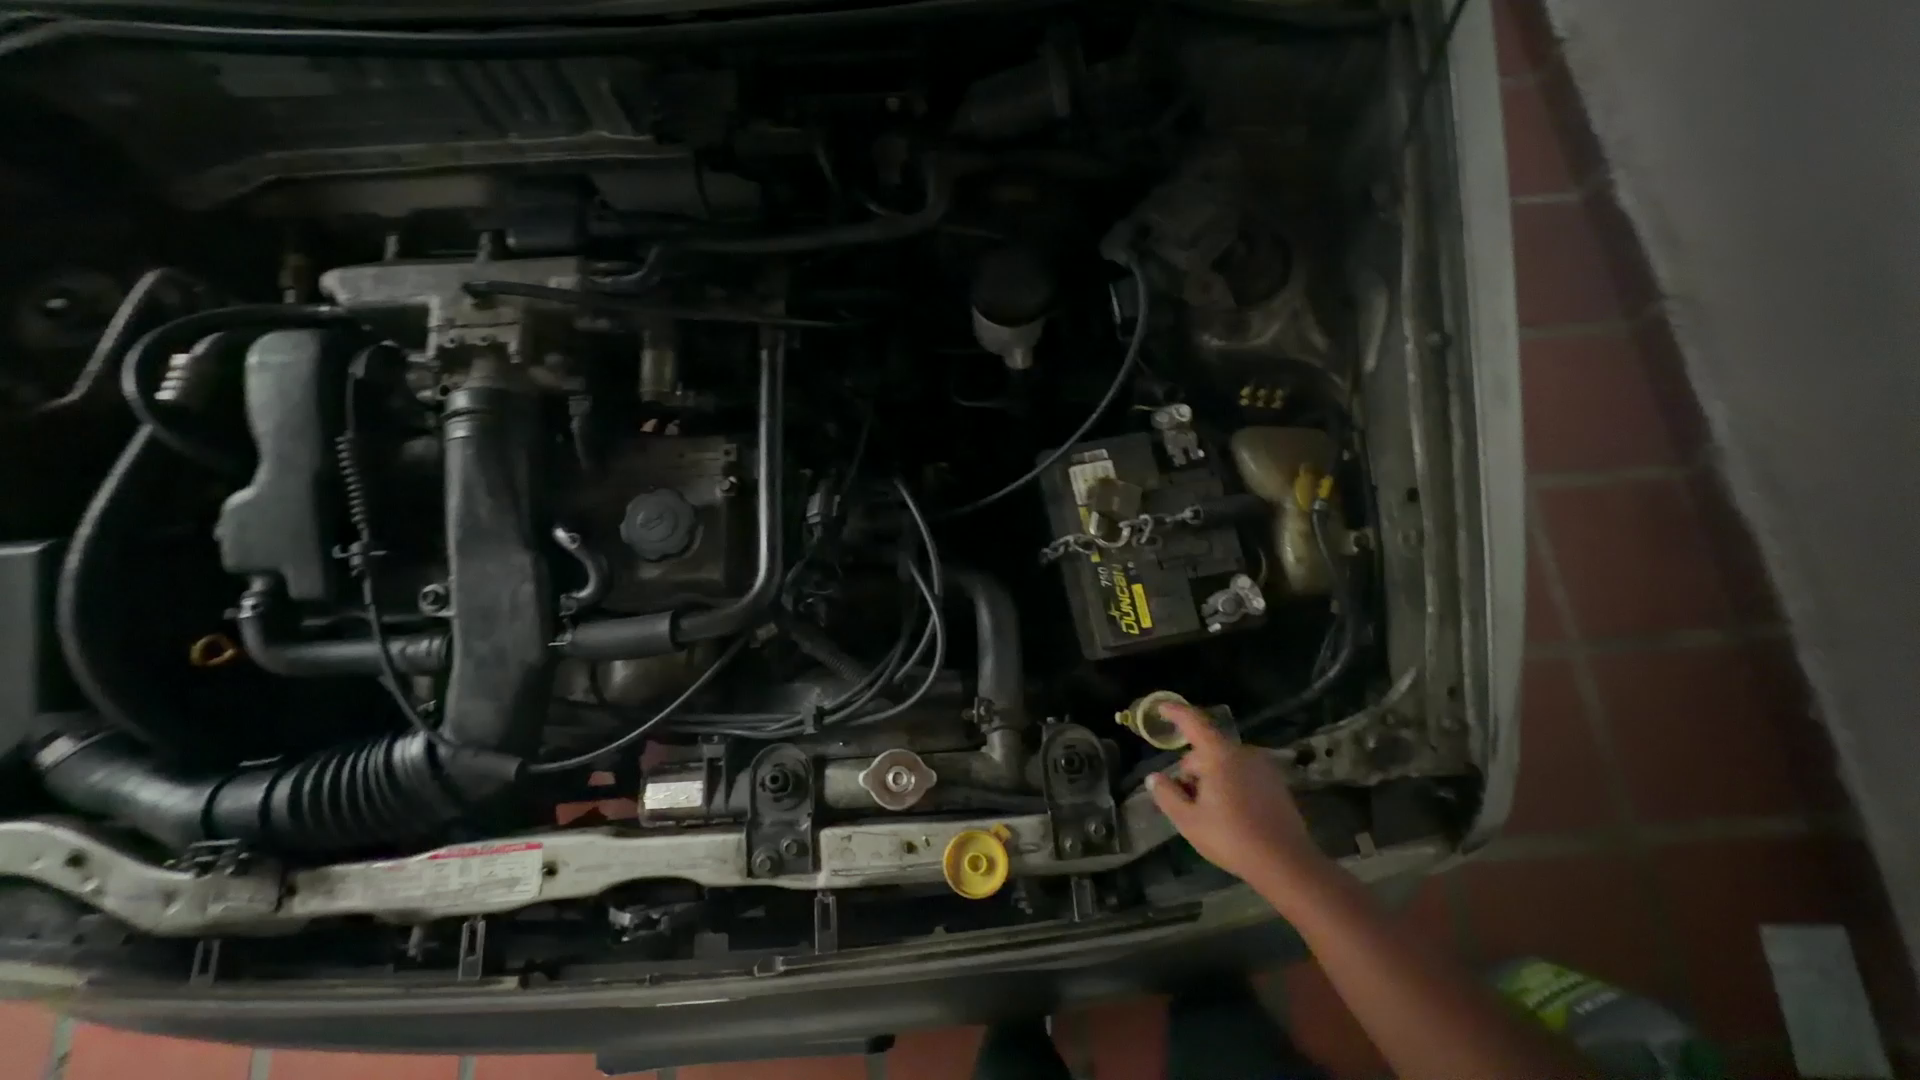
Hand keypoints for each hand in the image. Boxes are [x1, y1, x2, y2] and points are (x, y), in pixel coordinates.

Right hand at [1145, 704, 1327, 898]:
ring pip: (1225, 763)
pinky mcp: (1276, 783)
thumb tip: (1155, 777)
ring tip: (1208, 813)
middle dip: (1191, 770)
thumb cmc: (1231, 838)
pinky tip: (1230, 815)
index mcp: (1220, 755)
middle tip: (1185, 802)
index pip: (1193, 723)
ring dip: (1210, 779)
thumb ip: (1167, 795)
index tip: (1160, 708)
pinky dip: (1229, 784)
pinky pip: (1243, 773)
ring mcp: (1263, 767)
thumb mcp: (1189, 820)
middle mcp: (1244, 753)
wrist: (1286, 862)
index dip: (1175, 713)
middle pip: (1207, 751)